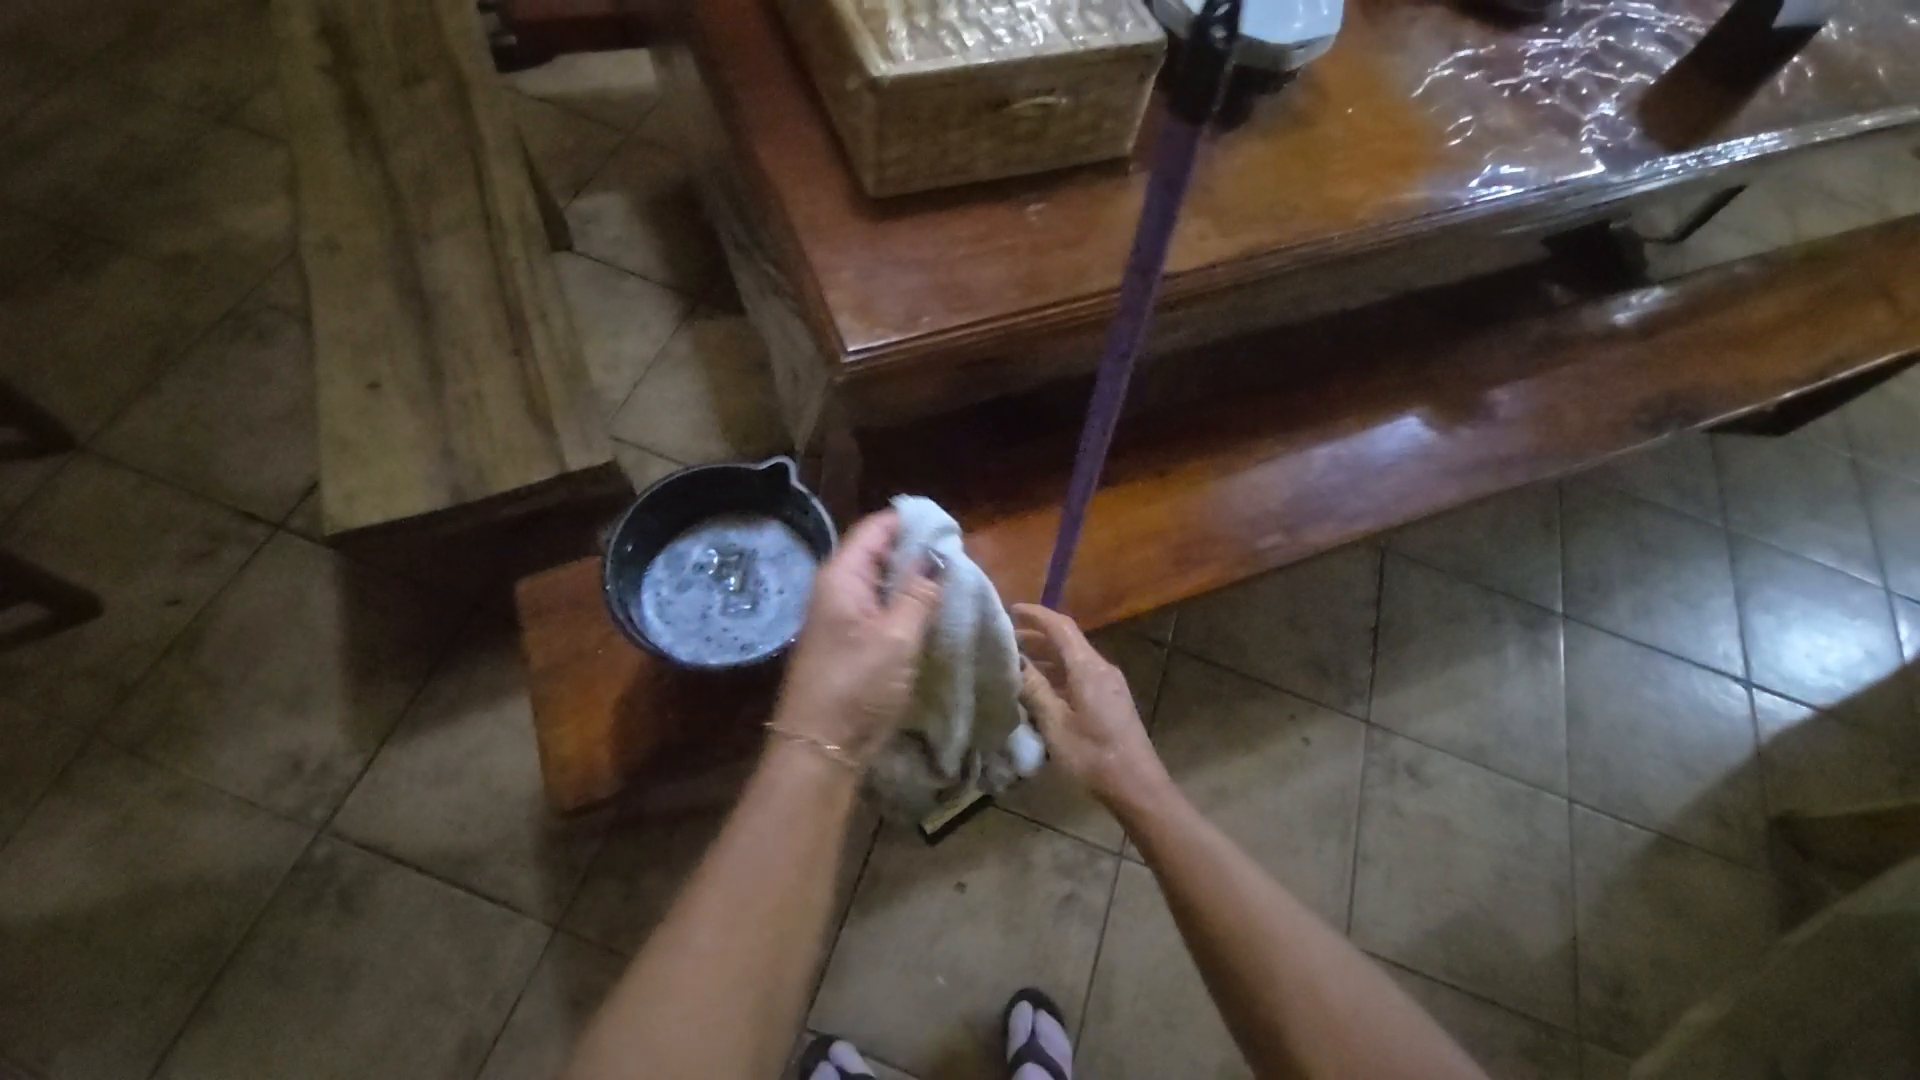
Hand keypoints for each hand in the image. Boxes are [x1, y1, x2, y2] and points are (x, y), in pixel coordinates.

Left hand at [772, 510, 942, 766]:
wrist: (821, 747)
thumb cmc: (857, 686)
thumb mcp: (897, 637)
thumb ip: (919, 593)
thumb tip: (937, 557)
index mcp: (842, 576)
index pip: (876, 528)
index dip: (912, 522)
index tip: (951, 529)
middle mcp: (838, 588)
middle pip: (879, 552)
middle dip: (917, 551)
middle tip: (960, 557)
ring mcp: (843, 615)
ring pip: (883, 582)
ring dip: (914, 580)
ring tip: (954, 582)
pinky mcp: (851, 641)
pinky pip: (881, 608)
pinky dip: (906, 605)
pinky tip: (933, 612)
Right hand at [1013, 604, 1169, 806]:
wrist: (1137, 786)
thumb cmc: (1093, 755)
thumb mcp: (1055, 723)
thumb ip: (1035, 690)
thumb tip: (1016, 662)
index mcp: (1088, 668)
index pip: (1060, 627)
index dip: (1035, 615)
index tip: (1011, 610)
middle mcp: (1101, 668)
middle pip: (1067, 642)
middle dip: (1036, 637)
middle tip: (1006, 641)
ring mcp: (1109, 684)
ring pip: (1073, 660)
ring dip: (1046, 658)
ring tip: (1016, 664)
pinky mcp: (1110, 701)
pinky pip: (1080, 676)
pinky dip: (1057, 674)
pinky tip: (1040, 690)